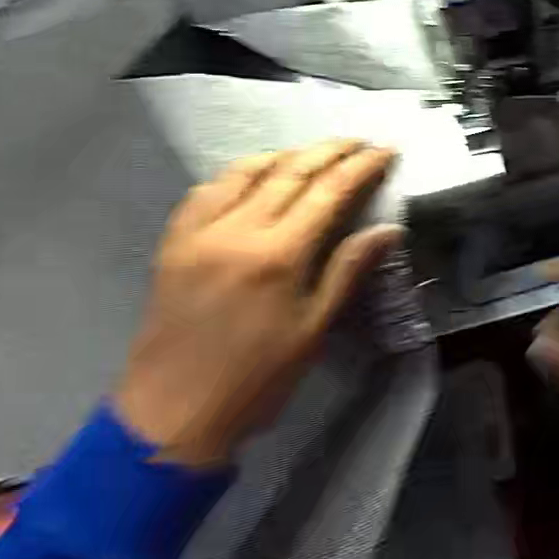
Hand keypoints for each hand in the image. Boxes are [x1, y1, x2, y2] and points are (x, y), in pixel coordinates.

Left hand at [114, 140, 401, 466]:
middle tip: (359, 142)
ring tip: (313, 153)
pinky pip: (205, 192)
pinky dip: (237, 174)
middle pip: (290, 172)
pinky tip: (254, 176)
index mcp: (278, 255)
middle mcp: (236, 232)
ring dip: (285, 155)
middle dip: (329, 151)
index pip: (329, 192)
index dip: (361, 166)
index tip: (386, 151)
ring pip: (245, 172)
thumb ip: (349, 268)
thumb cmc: (258, 377)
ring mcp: (198, 235)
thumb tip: (389, 229)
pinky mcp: (173, 245)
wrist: (170, 416)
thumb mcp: (315, 326)